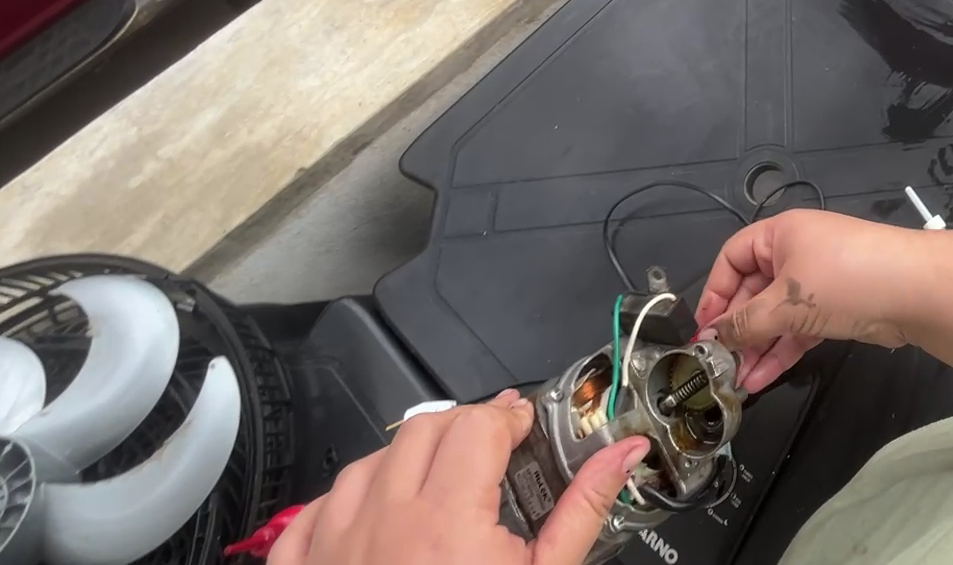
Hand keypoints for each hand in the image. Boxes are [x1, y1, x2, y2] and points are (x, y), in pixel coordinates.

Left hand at [268, 391, 651, 564]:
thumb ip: (586, 506)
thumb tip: (626, 450)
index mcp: (447, 522)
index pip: (477, 425)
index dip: (509, 417)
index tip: (526, 430)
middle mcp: (383, 527)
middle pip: (424, 428)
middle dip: (466, 425)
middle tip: (494, 447)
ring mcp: (331, 554)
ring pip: (368, 462)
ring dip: (409, 456)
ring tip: (442, 477)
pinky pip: (310, 516)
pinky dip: (346, 501)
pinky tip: (377, 513)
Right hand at [694, 211, 924, 391]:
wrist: (915, 290)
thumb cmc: (845, 279)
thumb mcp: (788, 300)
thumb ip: (746, 322)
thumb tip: (712, 338)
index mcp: (782, 233)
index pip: (733, 257)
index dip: (715, 292)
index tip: (702, 331)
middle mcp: (798, 252)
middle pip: (753, 290)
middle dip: (737, 327)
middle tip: (717, 365)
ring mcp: (819, 281)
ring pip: (776, 314)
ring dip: (757, 346)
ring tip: (735, 382)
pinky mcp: (836, 307)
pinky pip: (798, 328)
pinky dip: (781, 350)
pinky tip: (761, 378)